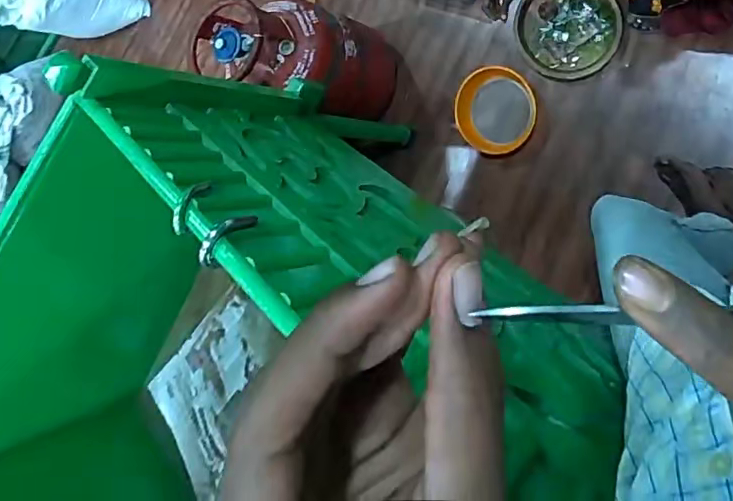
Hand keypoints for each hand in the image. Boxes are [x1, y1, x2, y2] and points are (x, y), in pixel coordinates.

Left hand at [222, 232, 501, 500]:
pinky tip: (436, 298)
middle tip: (443, 254)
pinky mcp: (347, 439)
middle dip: (374, 312)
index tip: (400, 276)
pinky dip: (404, 337)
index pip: (267, 420)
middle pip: (302, 381)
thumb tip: (464, 275)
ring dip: (394, 313)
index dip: (329, 337)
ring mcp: (308, 455)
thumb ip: (464, 399)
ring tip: (451, 263)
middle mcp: (270, 482)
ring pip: (336, 370)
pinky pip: (365, 380)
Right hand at [477, 0, 519, 21]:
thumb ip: (504, 10)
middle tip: (499, 16)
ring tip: (501, 10)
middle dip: (492, 11)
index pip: (485, 8)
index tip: (496, 19)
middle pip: (486, 4)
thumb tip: (503, 20)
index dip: (491, 15)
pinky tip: (501, 0)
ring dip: (494, 5)